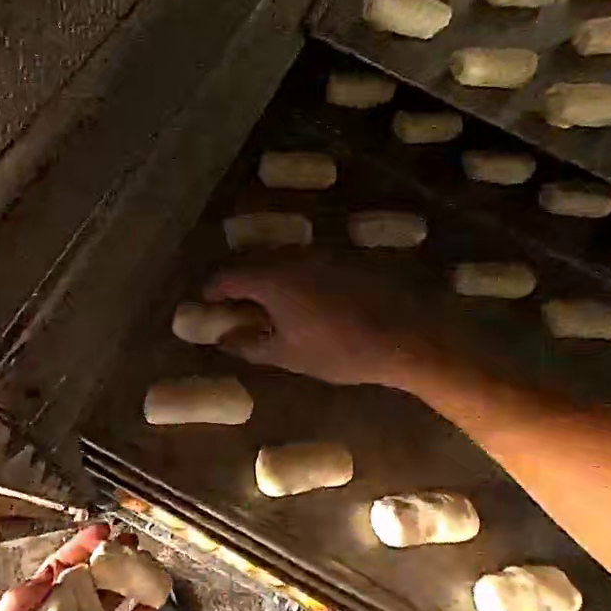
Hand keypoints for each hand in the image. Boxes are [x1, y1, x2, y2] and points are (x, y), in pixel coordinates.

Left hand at [0, 523, 155, 610]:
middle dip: (108, 562)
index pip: (57, 573)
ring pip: (106, 608)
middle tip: (131, 543)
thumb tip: (45, 573)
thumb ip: (16, 610)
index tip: (101, 531)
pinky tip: (148, 604)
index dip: (79, 549)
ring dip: (125, 585)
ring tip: (145, 565)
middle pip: (86, 585)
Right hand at [203, 255, 446, 389]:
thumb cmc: (338, 351)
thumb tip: (224, 339)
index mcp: (272, 279)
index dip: (212, 290)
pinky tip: (304, 302)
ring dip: (267, 279)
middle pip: (253, 263)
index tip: (207, 304)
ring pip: (280, 260)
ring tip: (270, 308)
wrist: (403, 336)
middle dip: (239, 284)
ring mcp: (320, 254)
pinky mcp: (343, 258)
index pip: (227, 276)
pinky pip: (305, 263)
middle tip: (236, 309)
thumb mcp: (288, 355)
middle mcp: (292, 257)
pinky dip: (293, 278)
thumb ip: (249, 345)